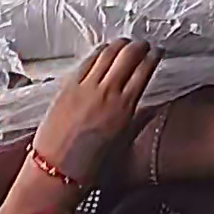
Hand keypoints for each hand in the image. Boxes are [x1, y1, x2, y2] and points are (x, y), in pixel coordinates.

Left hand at [32, 40, 158, 184]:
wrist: (56, 170)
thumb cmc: (89, 163)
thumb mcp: (122, 139)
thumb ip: (137, 118)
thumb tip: (149, 105)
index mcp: (124, 108)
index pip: (144, 70)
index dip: (153, 56)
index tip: (157, 52)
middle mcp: (107, 93)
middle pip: (128, 55)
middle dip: (139, 46)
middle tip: (143, 44)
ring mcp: (86, 86)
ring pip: (108, 52)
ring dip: (120, 44)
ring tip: (125, 43)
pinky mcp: (68, 85)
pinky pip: (88, 60)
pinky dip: (99, 51)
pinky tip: (103, 50)